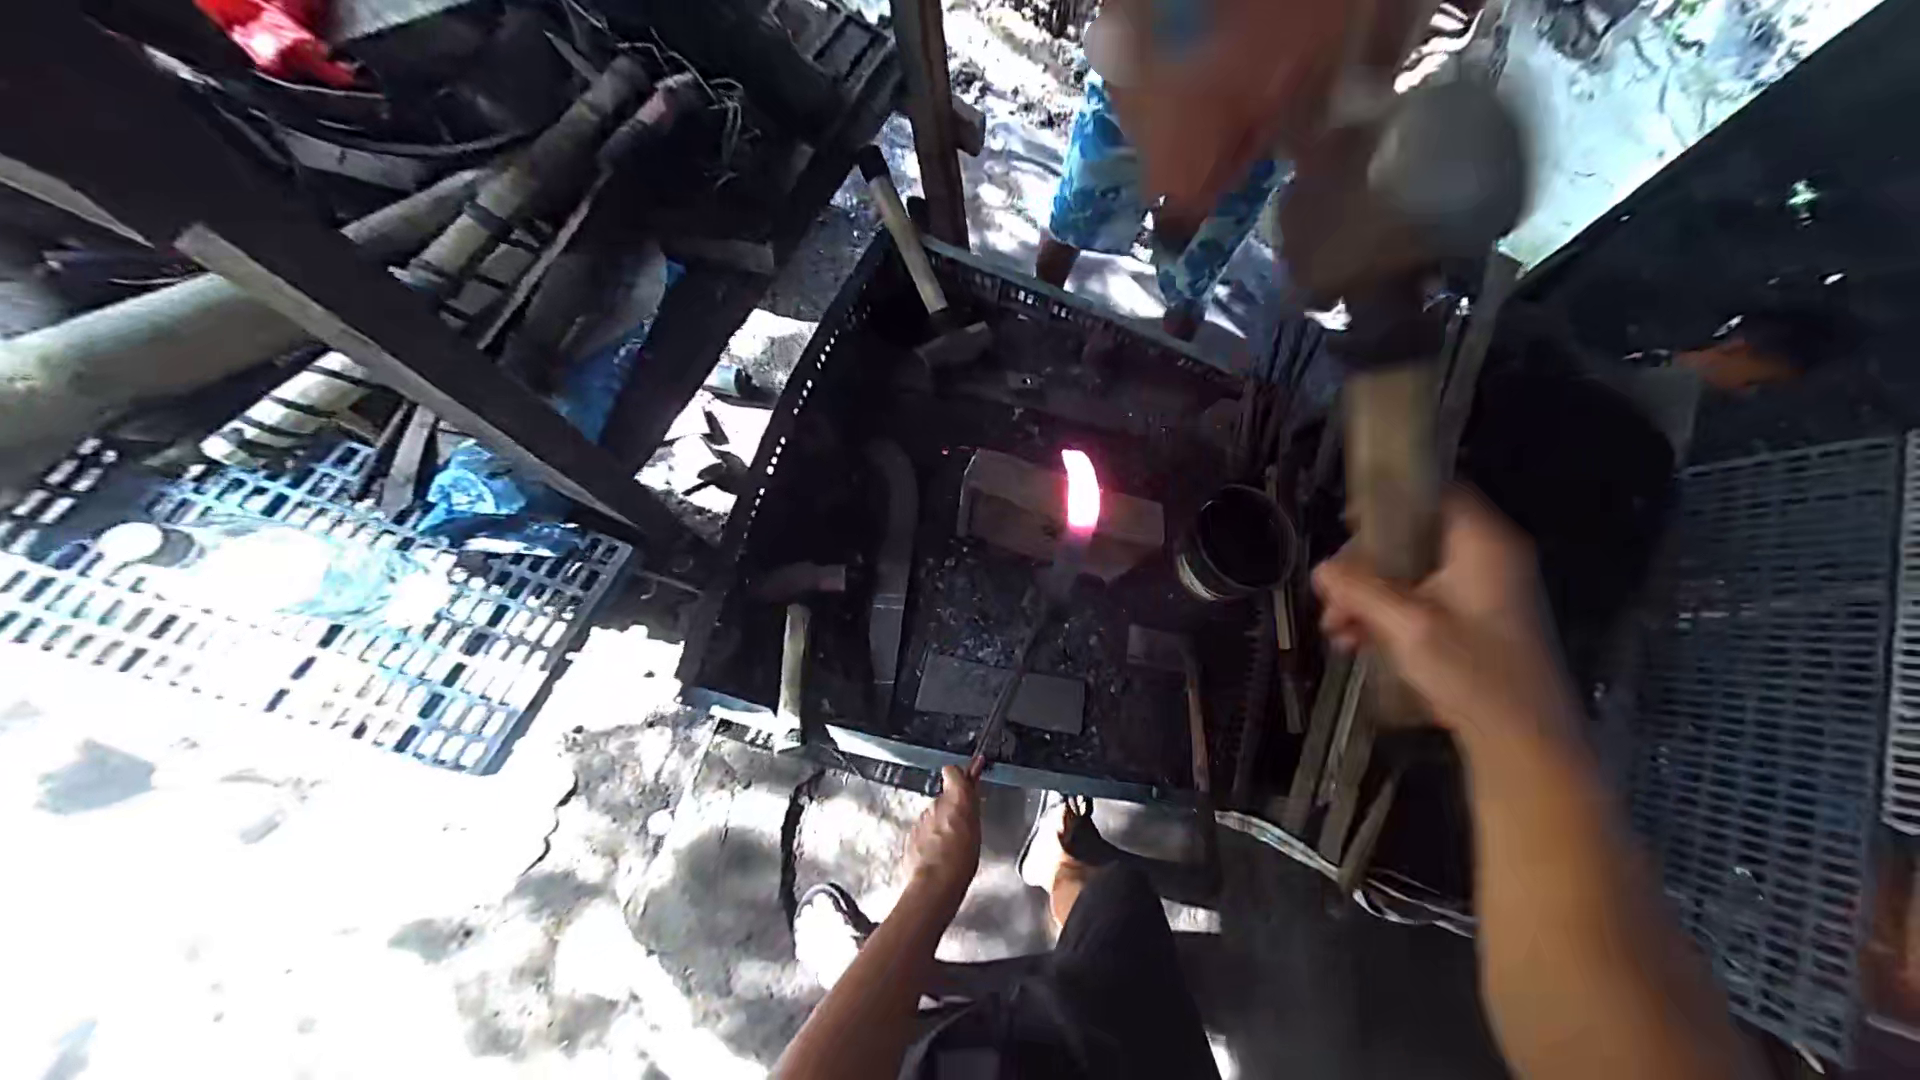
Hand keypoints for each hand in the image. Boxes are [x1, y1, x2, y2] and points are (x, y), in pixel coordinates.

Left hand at [905, 767, 980, 903]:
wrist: (933, 884)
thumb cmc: (961, 859)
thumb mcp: (975, 829)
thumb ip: (969, 806)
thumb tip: (970, 791)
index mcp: (956, 799)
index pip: (952, 771)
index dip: (958, 775)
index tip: (966, 779)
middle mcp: (936, 803)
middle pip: (944, 796)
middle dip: (951, 806)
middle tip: (961, 823)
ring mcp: (922, 818)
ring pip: (933, 814)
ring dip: (940, 823)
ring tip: (950, 844)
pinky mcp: (911, 834)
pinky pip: (924, 830)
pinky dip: (930, 837)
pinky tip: (938, 853)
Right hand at [1312, 490, 1582, 752]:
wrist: (1523, 740)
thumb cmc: (1472, 672)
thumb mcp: (1406, 626)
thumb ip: (1359, 590)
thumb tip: (1320, 568)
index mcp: (1483, 547)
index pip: (1436, 495)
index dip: (1389, 502)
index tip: (1346, 525)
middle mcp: (1484, 560)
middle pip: (1410, 539)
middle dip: (1362, 567)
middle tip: (1331, 595)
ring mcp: (1478, 592)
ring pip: (1406, 573)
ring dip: (1365, 596)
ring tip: (1335, 628)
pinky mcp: (1470, 621)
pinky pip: (1416, 601)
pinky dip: (1383, 615)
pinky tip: (1353, 641)